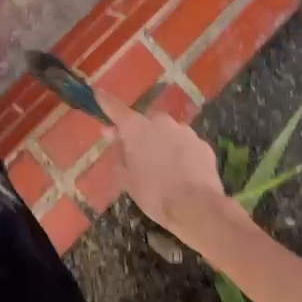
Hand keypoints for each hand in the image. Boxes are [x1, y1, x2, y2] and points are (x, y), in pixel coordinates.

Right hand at [94, 90, 237, 239]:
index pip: (115, 108)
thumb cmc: (154, 194)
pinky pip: (186, 145)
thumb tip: (111, 132)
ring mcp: (184, 131)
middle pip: (145, 121)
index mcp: (135, 127)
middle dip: (141, 133)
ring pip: (168, 132)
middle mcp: (160, 121)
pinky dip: (182, 153)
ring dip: (163, 142)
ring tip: (165, 168)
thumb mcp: (127, 177)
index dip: (105, 101)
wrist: (198, 209)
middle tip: (139, 155)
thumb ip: (118, 151)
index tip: (98, 93)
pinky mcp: (203, 145)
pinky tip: (184, 173)